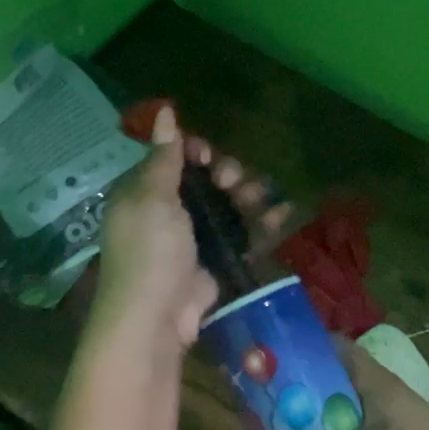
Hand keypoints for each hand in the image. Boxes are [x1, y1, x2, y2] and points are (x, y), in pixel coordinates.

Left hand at [91, 108, 295, 347]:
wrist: (156, 317)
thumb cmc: (149, 250)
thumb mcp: (153, 197)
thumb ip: (165, 157)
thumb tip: (164, 111)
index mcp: (145, 192)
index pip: (175, 159)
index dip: (196, 152)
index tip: (208, 157)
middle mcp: (170, 211)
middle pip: (208, 179)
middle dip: (227, 173)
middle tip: (232, 181)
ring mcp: (196, 238)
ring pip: (230, 204)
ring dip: (249, 195)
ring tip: (259, 197)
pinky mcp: (218, 261)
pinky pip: (245, 234)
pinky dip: (263, 223)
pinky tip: (283, 214)